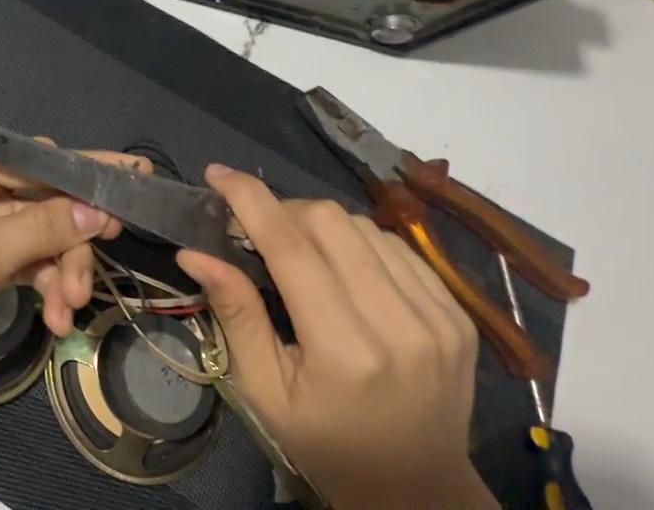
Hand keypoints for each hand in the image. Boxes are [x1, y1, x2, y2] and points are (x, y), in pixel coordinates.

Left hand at [0, 142, 146, 380]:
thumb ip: (43, 229)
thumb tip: (99, 209)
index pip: (37, 161)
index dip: (86, 173)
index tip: (136, 178)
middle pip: (49, 203)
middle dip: (72, 242)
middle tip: (89, 281)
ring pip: (47, 238)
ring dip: (64, 273)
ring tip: (68, 311)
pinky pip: (35, 264)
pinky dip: (50, 289)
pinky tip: (57, 321)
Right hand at [175, 165, 494, 509]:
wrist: (417, 489)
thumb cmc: (324, 442)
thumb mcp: (263, 390)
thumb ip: (235, 315)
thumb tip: (194, 252)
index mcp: (345, 350)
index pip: (292, 248)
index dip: (251, 200)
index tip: (218, 174)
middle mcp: (400, 325)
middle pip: (331, 222)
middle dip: (283, 209)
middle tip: (256, 229)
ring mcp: (439, 317)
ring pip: (365, 226)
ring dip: (320, 224)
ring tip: (299, 250)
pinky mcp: (458, 314)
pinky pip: (398, 246)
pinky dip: (359, 242)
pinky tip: (342, 266)